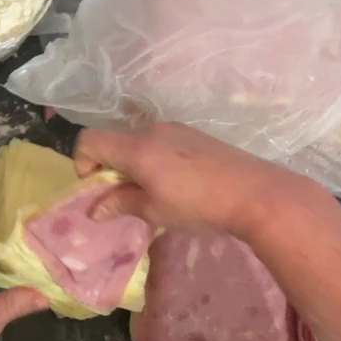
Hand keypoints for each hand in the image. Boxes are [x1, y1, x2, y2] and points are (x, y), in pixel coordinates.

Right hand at [73, 122, 325, 239]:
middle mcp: (150, 130)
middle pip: (113, 141)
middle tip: (129, 197)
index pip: (88, 140)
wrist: (257, 194)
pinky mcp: (193, 134)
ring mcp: (174, 129)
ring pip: (137, 142)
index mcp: (135, 147)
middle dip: (111, 168)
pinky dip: (154, 160)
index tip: (101, 189)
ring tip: (157, 192)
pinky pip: (159, 142)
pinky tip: (180, 184)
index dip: (83, 164)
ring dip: (134, 165)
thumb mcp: (154, 211)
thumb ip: (120, 204)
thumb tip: (94, 209)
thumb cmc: (199, 205)